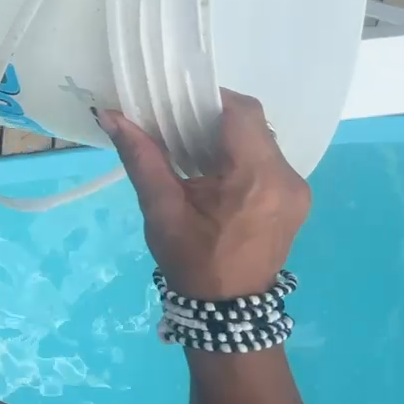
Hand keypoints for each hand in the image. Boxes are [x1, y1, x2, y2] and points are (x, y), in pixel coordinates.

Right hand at [96, 89, 308, 299]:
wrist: (227, 307)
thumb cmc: (191, 256)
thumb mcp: (159, 205)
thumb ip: (140, 155)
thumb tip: (109, 114)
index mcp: (257, 177)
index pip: (243, 112)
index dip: (209, 96)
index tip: (173, 99)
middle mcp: (287, 178)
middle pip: (252, 124)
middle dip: (211, 115)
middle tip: (171, 121)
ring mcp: (295, 189)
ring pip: (259, 140)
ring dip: (223, 134)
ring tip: (184, 144)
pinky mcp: (292, 199)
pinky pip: (265, 159)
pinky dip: (235, 153)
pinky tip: (206, 167)